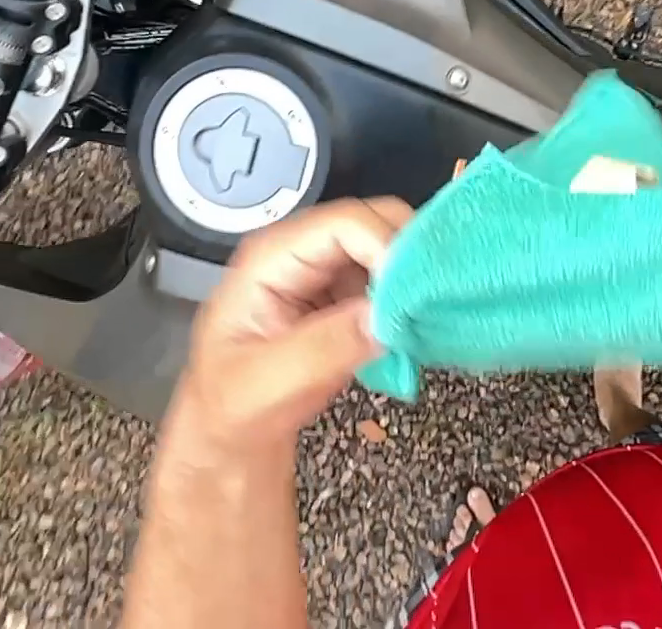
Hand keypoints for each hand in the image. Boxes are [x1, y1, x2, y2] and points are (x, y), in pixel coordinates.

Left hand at [172, 197, 412, 461]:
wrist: (229, 440)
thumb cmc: (230, 410)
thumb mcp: (263, 386)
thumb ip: (321, 350)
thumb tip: (383, 317)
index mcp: (272, 256)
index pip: (346, 222)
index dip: (387, 246)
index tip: (412, 293)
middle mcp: (304, 250)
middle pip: (375, 220)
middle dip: (409, 253)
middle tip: (432, 299)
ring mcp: (327, 269)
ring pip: (391, 244)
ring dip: (414, 275)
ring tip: (428, 315)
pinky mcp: (347, 292)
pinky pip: (392, 276)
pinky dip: (411, 295)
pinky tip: (416, 325)